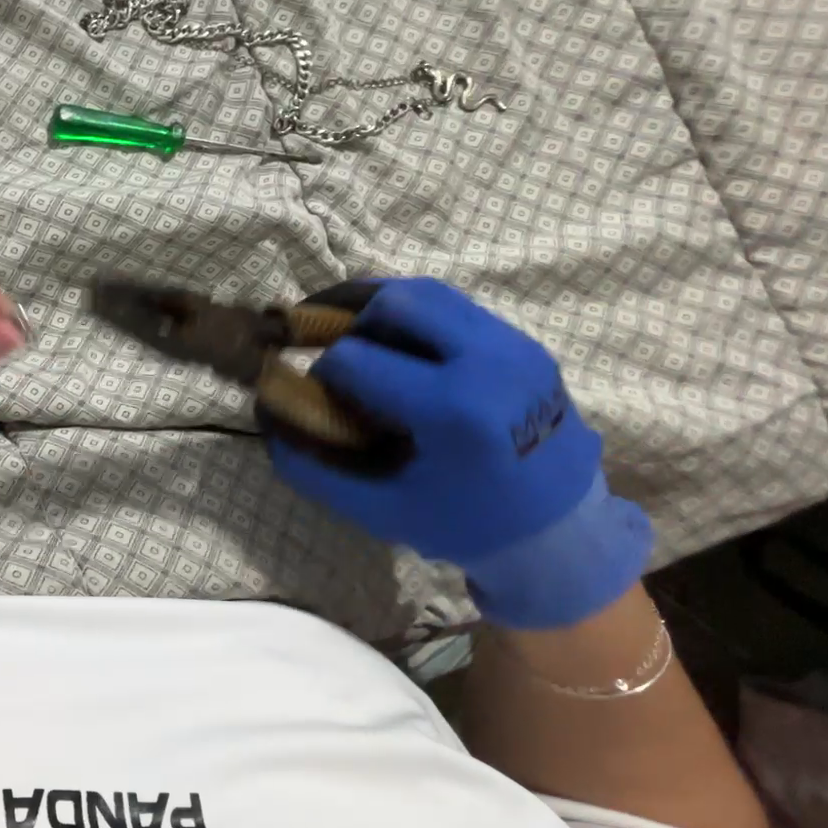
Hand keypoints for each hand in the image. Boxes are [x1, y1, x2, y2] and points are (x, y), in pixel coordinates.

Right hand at [266, 277, 651, 628]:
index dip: (322, 375)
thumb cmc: (463, 525)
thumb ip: (310, 464)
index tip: (322, 401)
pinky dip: (414, 317)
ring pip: (428, 292)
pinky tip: (399, 348)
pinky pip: (455, 307)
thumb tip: (265, 416)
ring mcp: (516, 347)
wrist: (562, 535)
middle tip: (336, 354)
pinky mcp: (525, 344)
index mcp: (455, 410)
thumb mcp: (375, 509)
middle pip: (396, 301)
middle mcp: (492, 364)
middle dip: (350, 323)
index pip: (355, 357)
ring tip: (360, 341)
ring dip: (381, 311)